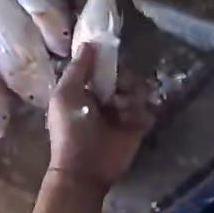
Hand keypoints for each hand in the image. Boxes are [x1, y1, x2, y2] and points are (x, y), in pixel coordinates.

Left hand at [47, 43, 154, 190]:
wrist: (85, 168)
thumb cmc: (71, 130)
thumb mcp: (66, 95)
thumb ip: (78, 69)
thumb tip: (88, 44)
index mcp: (83, 89)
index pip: (100, 66)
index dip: (106, 59)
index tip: (112, 53)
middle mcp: (104, 98)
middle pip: (123, 76)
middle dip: (122, 80)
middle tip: (115, 92)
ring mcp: (122, 112)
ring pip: (137, 91)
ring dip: (130, 98)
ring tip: (120, 111)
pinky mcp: (136, 127)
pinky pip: (148, 109)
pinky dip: (140, 114)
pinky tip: (131, 123)